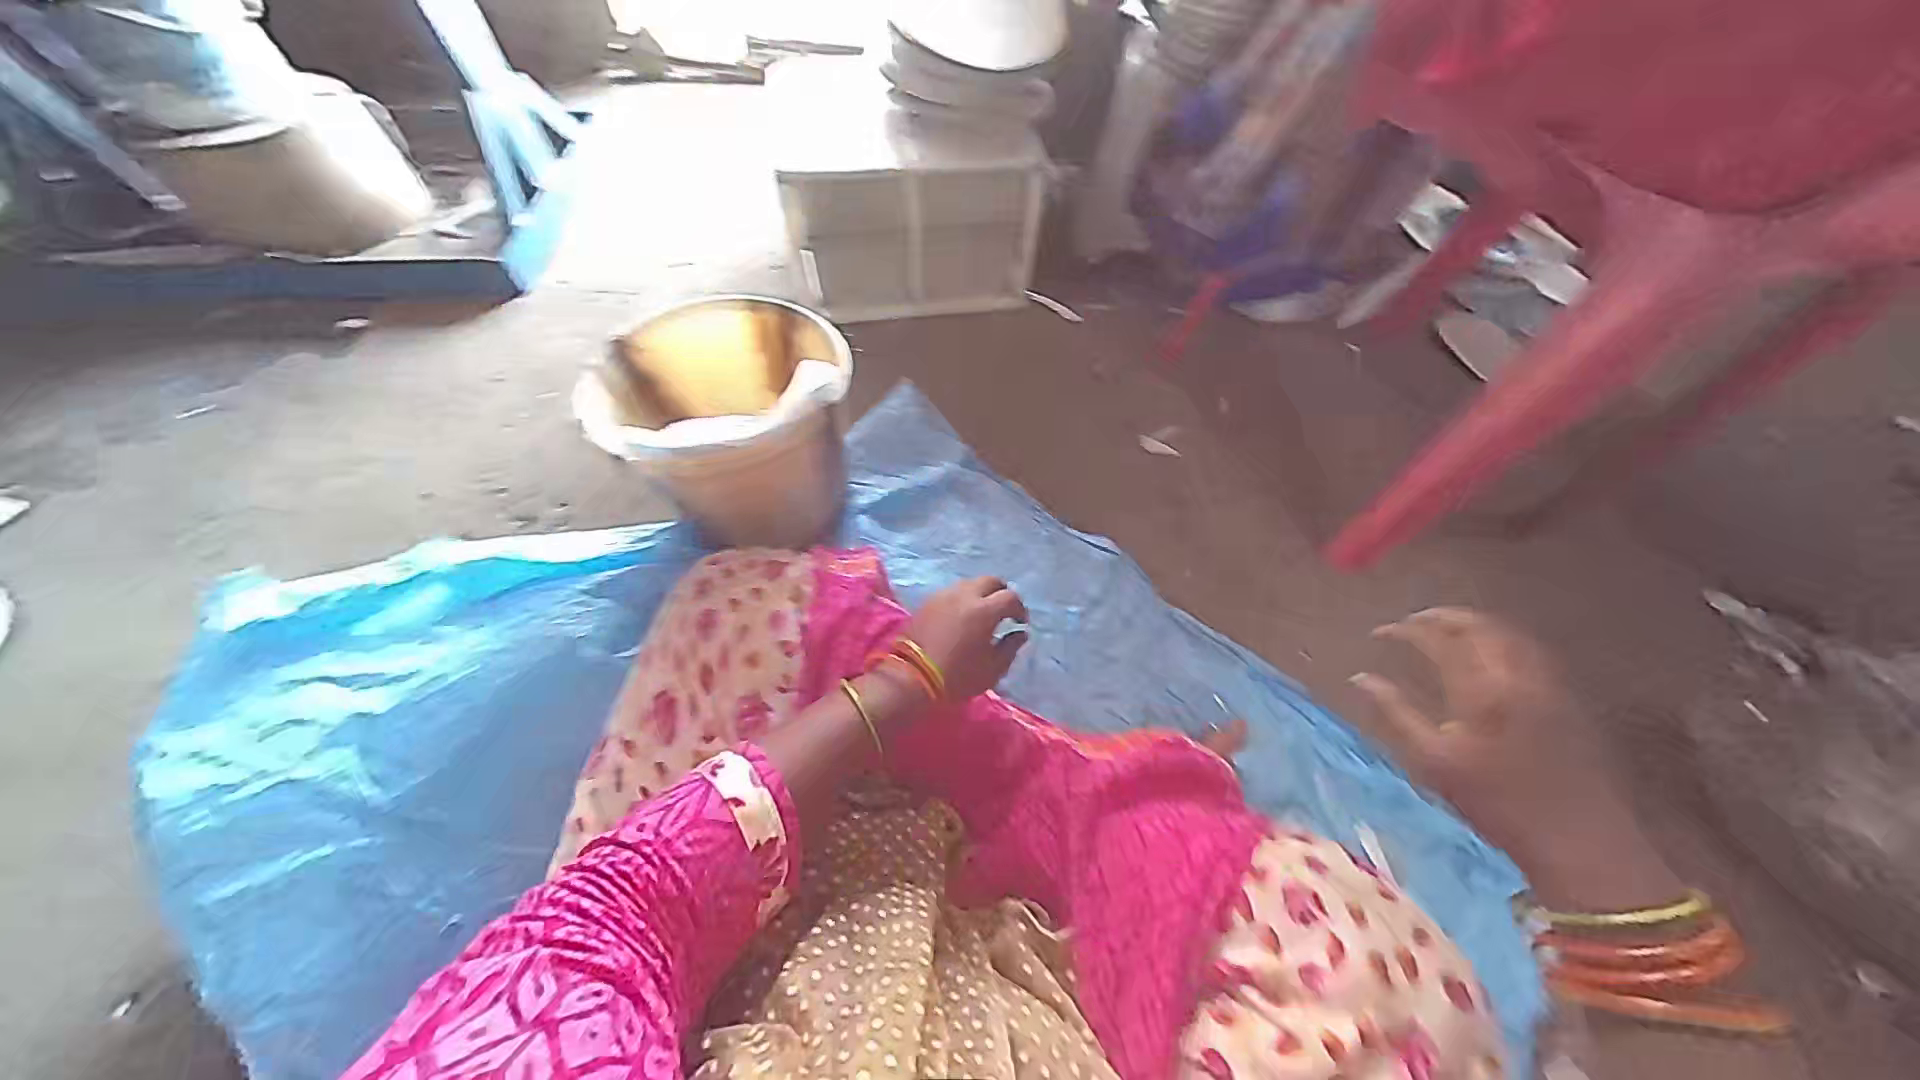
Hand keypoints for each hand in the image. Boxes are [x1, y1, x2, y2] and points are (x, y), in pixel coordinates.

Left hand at [904, 577, 1029, 700]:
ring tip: (982, 613)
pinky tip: (962, 617)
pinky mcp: (927, 602)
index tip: (1020, 622)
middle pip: (990, 581)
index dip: (1020, 608)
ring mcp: (943, 596)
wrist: (912, 677)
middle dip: (1001, 592)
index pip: (1010, 597)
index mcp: (984, 610)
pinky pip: (951, 593)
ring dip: (980, 594)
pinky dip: (962, 599)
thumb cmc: (957, 676)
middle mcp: (964, 595)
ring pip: (969, 584)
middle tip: (1004, 610)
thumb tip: (1019, 633)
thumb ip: (1010, 647)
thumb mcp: (992, 669)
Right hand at [1349, 608, 1632, 864]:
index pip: (1439, 641)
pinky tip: (1485, 655)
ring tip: (1445, 630)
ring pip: (1510, 635)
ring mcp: (1550, 687)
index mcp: (1482, 690)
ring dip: (1474, 625)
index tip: (1381, 632)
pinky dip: (1500, 641)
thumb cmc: (1495, 803)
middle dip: (1442, 618)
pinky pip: (1530, 652)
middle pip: (1481, 627)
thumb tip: (1361, 678)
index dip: (1406, 631)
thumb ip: (1395, 712)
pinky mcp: (1567, 701)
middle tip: (1412, 621)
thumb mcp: (1432, 760)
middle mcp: (1519, 678)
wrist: (1580, 843)